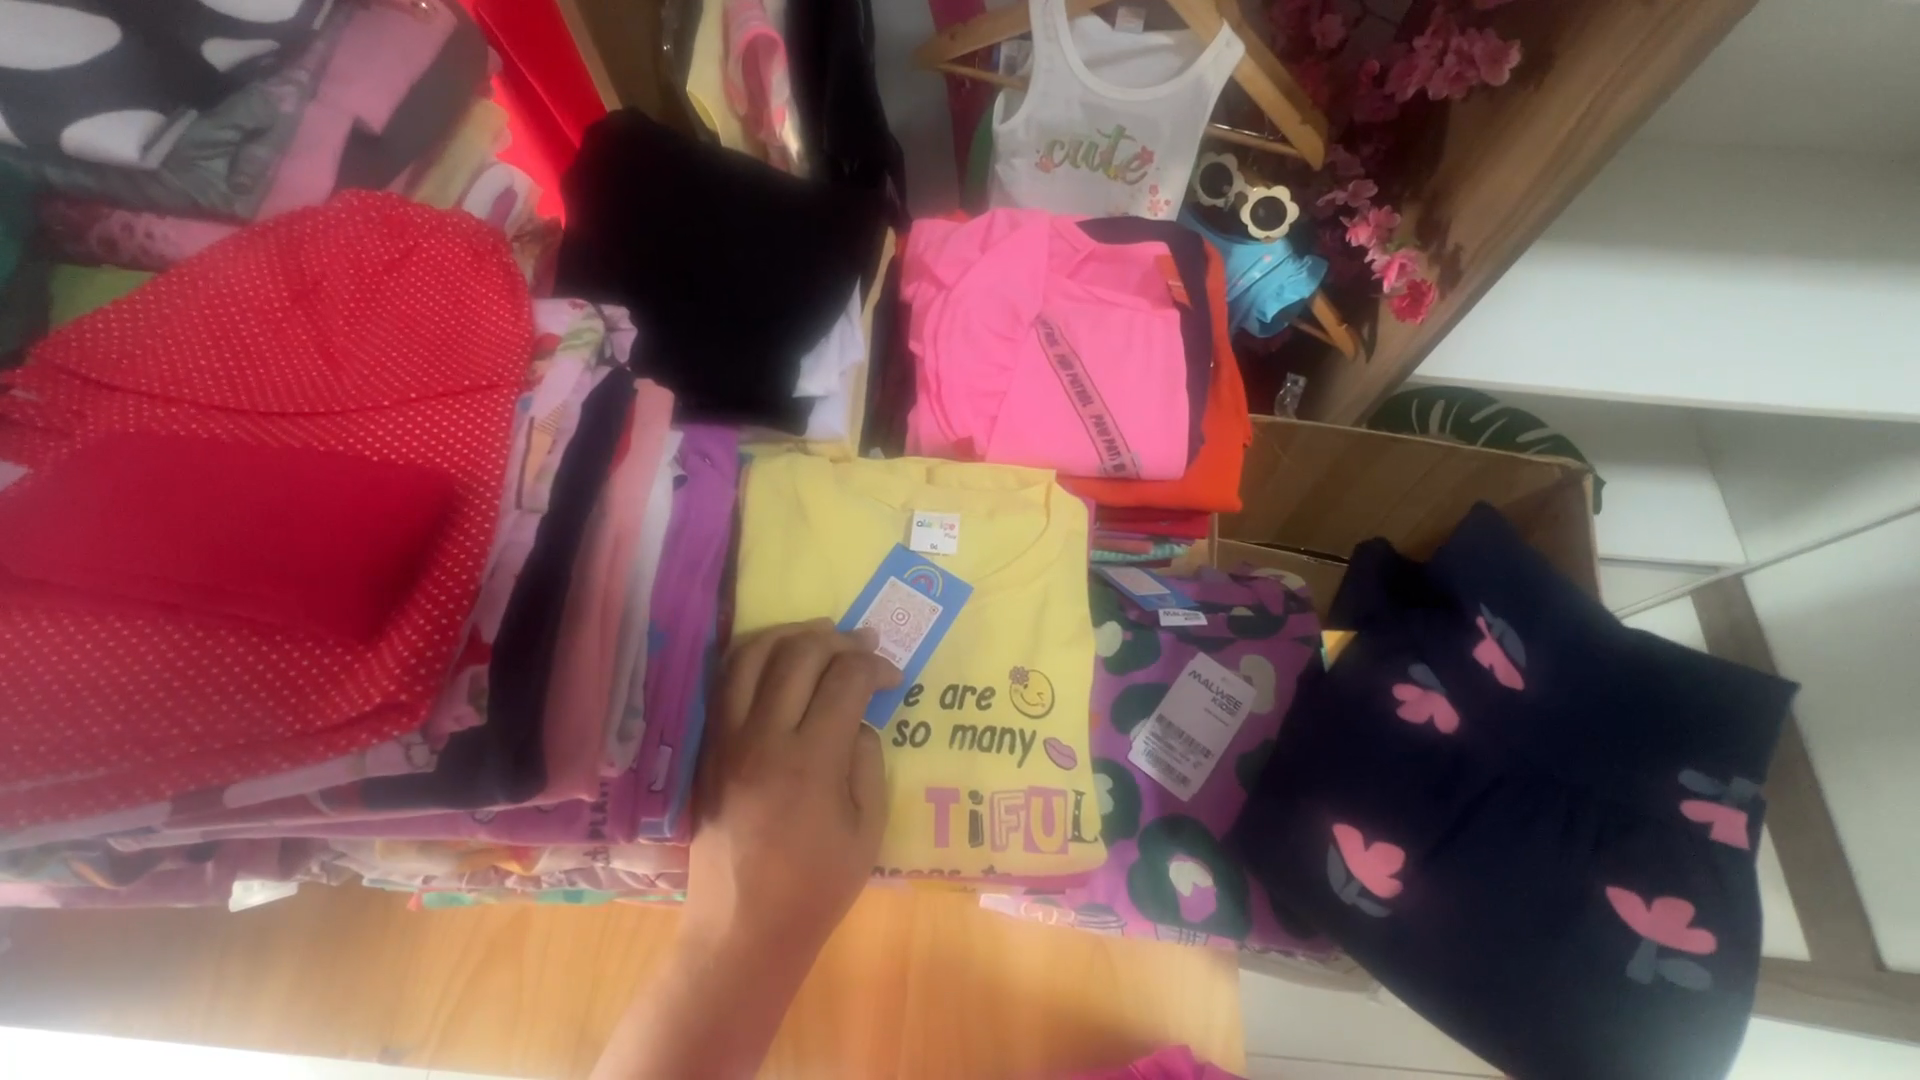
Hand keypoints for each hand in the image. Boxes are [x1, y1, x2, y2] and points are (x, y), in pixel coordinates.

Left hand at [685, 620, 898, 959]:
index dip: (876, 666)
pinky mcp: (708, 749)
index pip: (846, 680)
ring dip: (791, 633)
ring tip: (820, 634)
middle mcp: (764, 737)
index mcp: (811, 760)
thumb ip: (868, 762)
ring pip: (752, 656)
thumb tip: (859, 720)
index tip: (893, 676)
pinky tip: (775, 656)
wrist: (742, 928)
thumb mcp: (868, 830)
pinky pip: (724, 682)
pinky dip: (752, 655)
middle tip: (863, 644)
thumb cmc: (816, 887)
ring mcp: (728, 740)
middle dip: (839, 639)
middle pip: (800, 654)